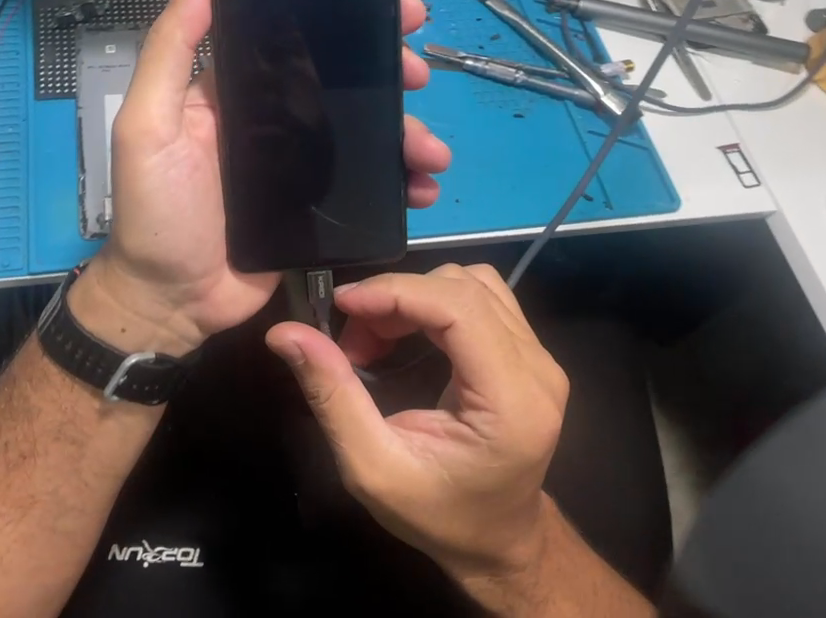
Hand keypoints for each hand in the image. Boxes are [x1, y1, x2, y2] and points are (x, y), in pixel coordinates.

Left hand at [70, 0, 451, 357]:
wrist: (171, 301)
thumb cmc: (153, 209)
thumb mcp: (148, 123)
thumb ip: (171, 49)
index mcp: (235, 90)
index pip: (294, 40)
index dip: (340, 19)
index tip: (390, 10)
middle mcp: (272, 118)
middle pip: (341, 81)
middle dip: (387, 71)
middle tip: (418, 73)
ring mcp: (299, 164)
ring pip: (364, 132)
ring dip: (404, 130)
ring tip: (430, 149)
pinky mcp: (318, 207)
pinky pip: (367, 185)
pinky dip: (400, 181)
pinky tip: (422, 186)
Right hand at [263, 264, 568, 584]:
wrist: (496, 543)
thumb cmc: (438, 515)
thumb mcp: (371, 467)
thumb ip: (332, 396)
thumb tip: (285, 332)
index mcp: (511, 402)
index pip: (459, 309)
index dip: (396, 291)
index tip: (340, 304)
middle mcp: (538, 369)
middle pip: (462, 288)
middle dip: (394, 299)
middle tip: (352, 342)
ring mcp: (540, 356)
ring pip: (471, 283)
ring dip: (412, 297)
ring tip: (377, 338)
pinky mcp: (529, 351)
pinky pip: (480, 296)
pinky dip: (433, 301)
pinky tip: (407, 331)